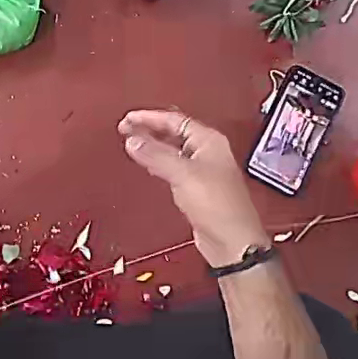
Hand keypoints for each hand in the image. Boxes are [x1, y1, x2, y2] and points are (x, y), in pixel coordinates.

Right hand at [120, 110, 270, 267]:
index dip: (149, 117)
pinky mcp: (197, 188)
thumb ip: (156, 155)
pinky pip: (174, 166)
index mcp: (209, 141)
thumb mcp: (183, 174)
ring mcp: (203, 170)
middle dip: (149, 129)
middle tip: (126, 128)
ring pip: (173, 149)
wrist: (232, 241)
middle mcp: (208, 152)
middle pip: (174, 132)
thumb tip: (133, 140)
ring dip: (152, 145)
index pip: (174, 120)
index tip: (128, 119)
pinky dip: (158, 162)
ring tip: (132, 141)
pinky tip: (148, 164)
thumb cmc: (219, 206)